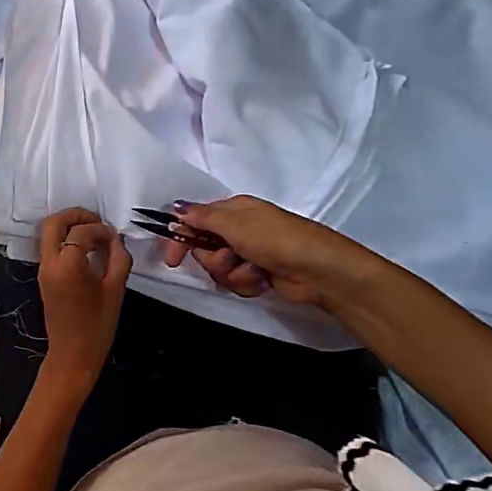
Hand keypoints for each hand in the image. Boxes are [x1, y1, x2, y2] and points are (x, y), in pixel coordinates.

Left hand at [37, 208, 131, 379]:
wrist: (73, 354)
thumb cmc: (97, 325)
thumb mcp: (116, 288)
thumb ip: (118, 257)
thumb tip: (115, 239)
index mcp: (67, 265)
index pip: (82, 231)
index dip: (101, 230)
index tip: (114, 239)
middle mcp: (49, 263)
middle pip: (53, 223)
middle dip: (76, 215)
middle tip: (97, 221)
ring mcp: (43, 270)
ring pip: (49, 234)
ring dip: (70, 227)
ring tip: (95, 236)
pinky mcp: (43, 277)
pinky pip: (51, 248)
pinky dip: (66, 241)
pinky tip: (87, 250)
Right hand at [160, 195, 387, 308]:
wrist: (319, 271)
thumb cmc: (277, 240)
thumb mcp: (236, 225)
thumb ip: (202, 218)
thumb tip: (176, 207)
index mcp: (234, 210)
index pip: (195, 221)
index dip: (181, 239)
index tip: (172, 259)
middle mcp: (239, 229)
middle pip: (204, 248)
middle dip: (215, 260)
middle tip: (231, 258)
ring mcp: (249, 252)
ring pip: (219, 268)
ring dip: (233, 273)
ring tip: (254, 270)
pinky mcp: (257, 273)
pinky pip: (235, 281)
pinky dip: (246, 283)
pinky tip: (263, 280)